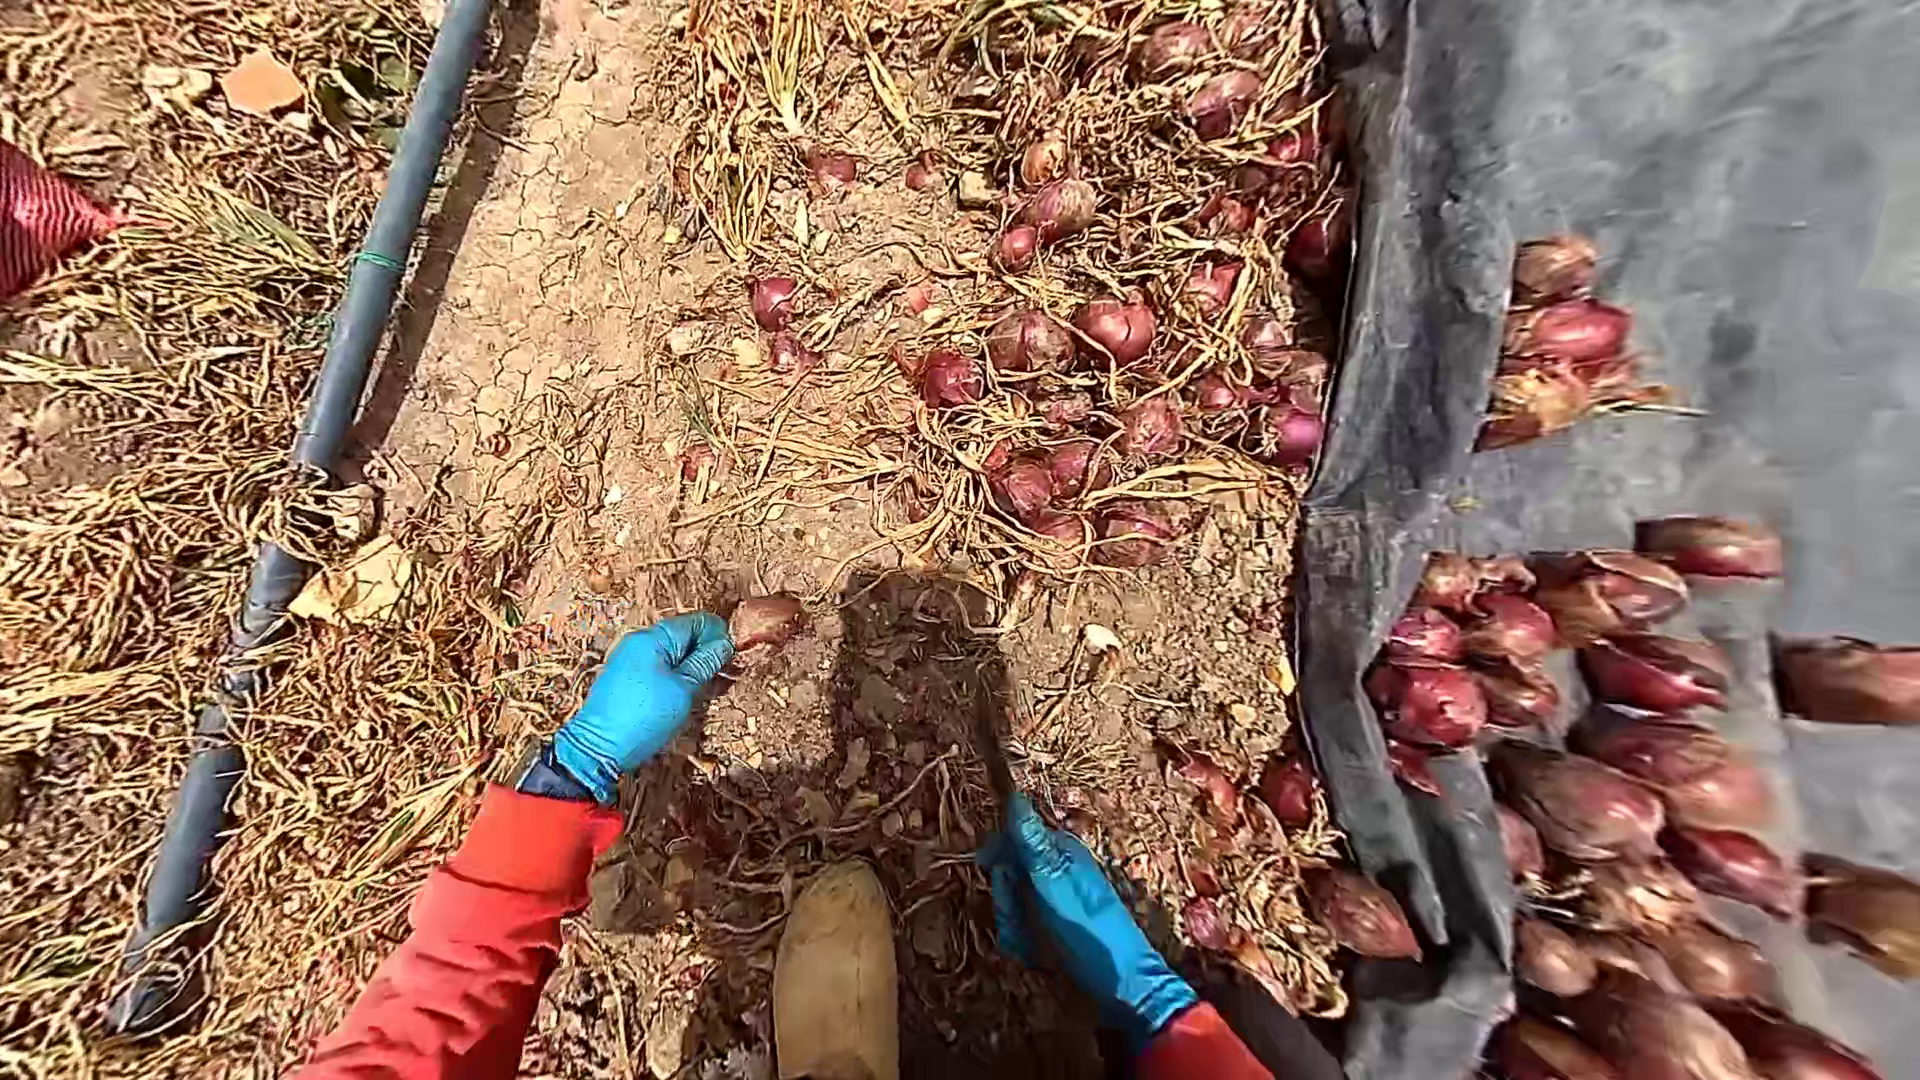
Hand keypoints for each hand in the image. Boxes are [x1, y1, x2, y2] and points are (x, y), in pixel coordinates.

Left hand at [551, 613, 733, 802]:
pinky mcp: (626, 677)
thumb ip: (706, 663)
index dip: (718, 635)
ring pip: (673, 653)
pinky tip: (687, 693)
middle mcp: (638, 642)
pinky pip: (659, 666)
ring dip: (693, 666)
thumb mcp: (684, 689)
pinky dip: (677, 675)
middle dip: (707, 652)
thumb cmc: (642, 717)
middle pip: (684, 636)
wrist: (597, 751)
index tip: (732, 654)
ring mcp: (630, 659)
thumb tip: (725, 644)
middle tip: (725, 673)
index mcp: (652, 638)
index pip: (696, 622)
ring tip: (709, 687)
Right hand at [979, 793, 1197, 1045]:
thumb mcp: (1055, 883)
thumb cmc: (1089, 930)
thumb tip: (1014, 794)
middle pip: (1008, 871)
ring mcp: (1054, 898)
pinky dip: (1023, 939)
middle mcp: (1054, 868)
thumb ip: (1032, 842)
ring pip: (1012, 901)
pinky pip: (1023, 923)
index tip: (994, 874)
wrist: (1125, 985)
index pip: (1012, 835)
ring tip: (1029, 944)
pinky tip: (1035, 954)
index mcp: (1058, 849)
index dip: (998, 855)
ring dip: (1013, 923)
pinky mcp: (1053, 924)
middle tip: (1018, 920)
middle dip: (1006, 899)